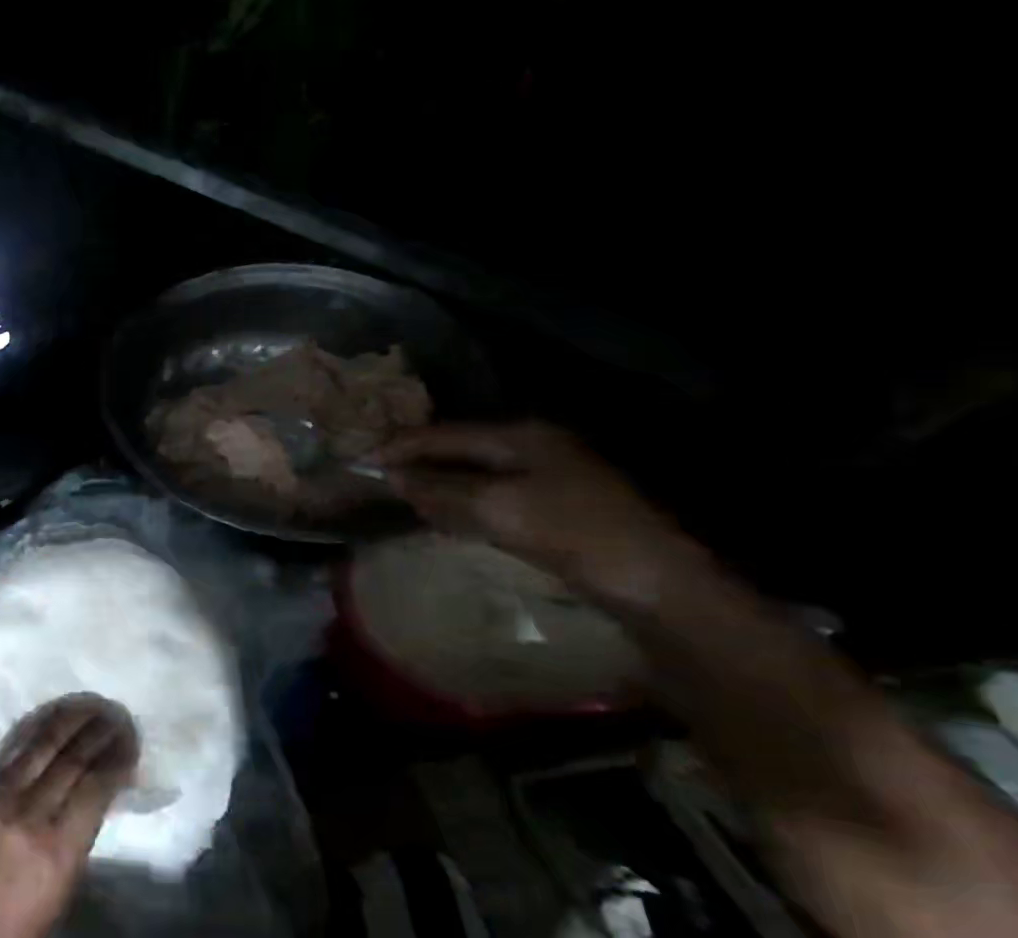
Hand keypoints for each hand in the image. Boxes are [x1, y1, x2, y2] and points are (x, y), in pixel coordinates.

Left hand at [0, 694, 139, 937]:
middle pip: (73, 757)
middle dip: (101, 731)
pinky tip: (59, 709)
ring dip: (74, 717)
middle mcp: (30, 813)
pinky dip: (41, 722)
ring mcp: (2, 794)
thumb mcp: (72, 871)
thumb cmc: (34, 906)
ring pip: (45, 741)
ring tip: (95, 704)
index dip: (118, 755)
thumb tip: (111, 773)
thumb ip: (89, 819)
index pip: (97, 784)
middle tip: (119, 714)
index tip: (133, 738)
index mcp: (59, 845)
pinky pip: (16, 742)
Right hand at [374, 421, 708, 607]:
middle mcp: (533, 446)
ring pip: (475, 474)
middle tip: (378, 478)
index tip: (361, 459)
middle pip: (460, 448)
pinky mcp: (556, 507)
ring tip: (402, 496)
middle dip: (419, 462)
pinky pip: (493, 496)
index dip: (402, 446)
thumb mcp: (498, 507)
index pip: (444, 433)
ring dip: (439, 484)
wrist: (656, 583)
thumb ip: (442, 489)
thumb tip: (394, 476)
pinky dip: (463, 503)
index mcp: (520, 435)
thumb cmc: (573, 533)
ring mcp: (548, 476)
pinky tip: (447, 516)